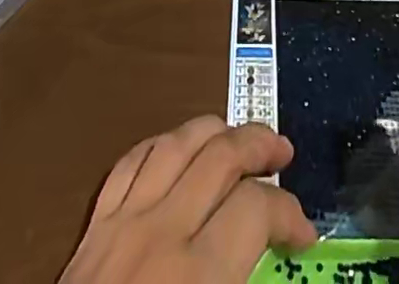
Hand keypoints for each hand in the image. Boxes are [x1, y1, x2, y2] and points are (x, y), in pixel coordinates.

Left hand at [61, 116, 316, 283]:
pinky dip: (162, 144)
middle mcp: (160, 232)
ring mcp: (123, 220)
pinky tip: (180, 148)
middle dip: (259, 144)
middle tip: (282, 152)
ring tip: (238, 136)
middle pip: (219, 156)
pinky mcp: (95, 222)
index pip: (255, 209)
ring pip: (175, 143)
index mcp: (196, 275)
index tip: (303, 234)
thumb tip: (272, 261)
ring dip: (214, 131)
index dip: (290, 213)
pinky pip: (132, 160)